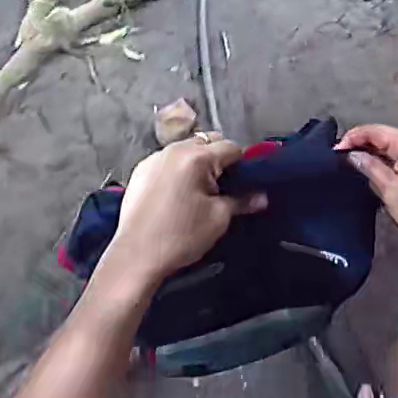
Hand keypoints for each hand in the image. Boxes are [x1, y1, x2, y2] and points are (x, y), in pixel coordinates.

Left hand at [101, 132, 267, 293]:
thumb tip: (262, 196)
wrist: (136, 257)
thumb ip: (242, 201)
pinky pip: (168, 159)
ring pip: (187, 148)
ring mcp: (154, 157)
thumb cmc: (181, 236)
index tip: (242, 184)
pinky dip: (178, 168)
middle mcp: (175, 149)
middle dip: (219, 158)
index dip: (242, 164)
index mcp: (196, 157)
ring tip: (197, 190)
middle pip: (208, 141)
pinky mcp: (140, 169)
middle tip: (221, 187)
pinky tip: (175, 193)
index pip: (231, 147)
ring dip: (197, 161)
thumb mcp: (218, 219)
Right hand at [339, 124, 397, 247]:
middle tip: (337, 159)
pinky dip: (380, 164)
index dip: (352, 138)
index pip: (374, 131)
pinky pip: (394, 159)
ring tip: (347, 166)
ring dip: (369, 156)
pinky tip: (367, 173)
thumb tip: (351, 154)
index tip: (334, 152)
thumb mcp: (392, 190)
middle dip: (359, 146)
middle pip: (380, 137)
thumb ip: (370, 167)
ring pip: (387, 149)